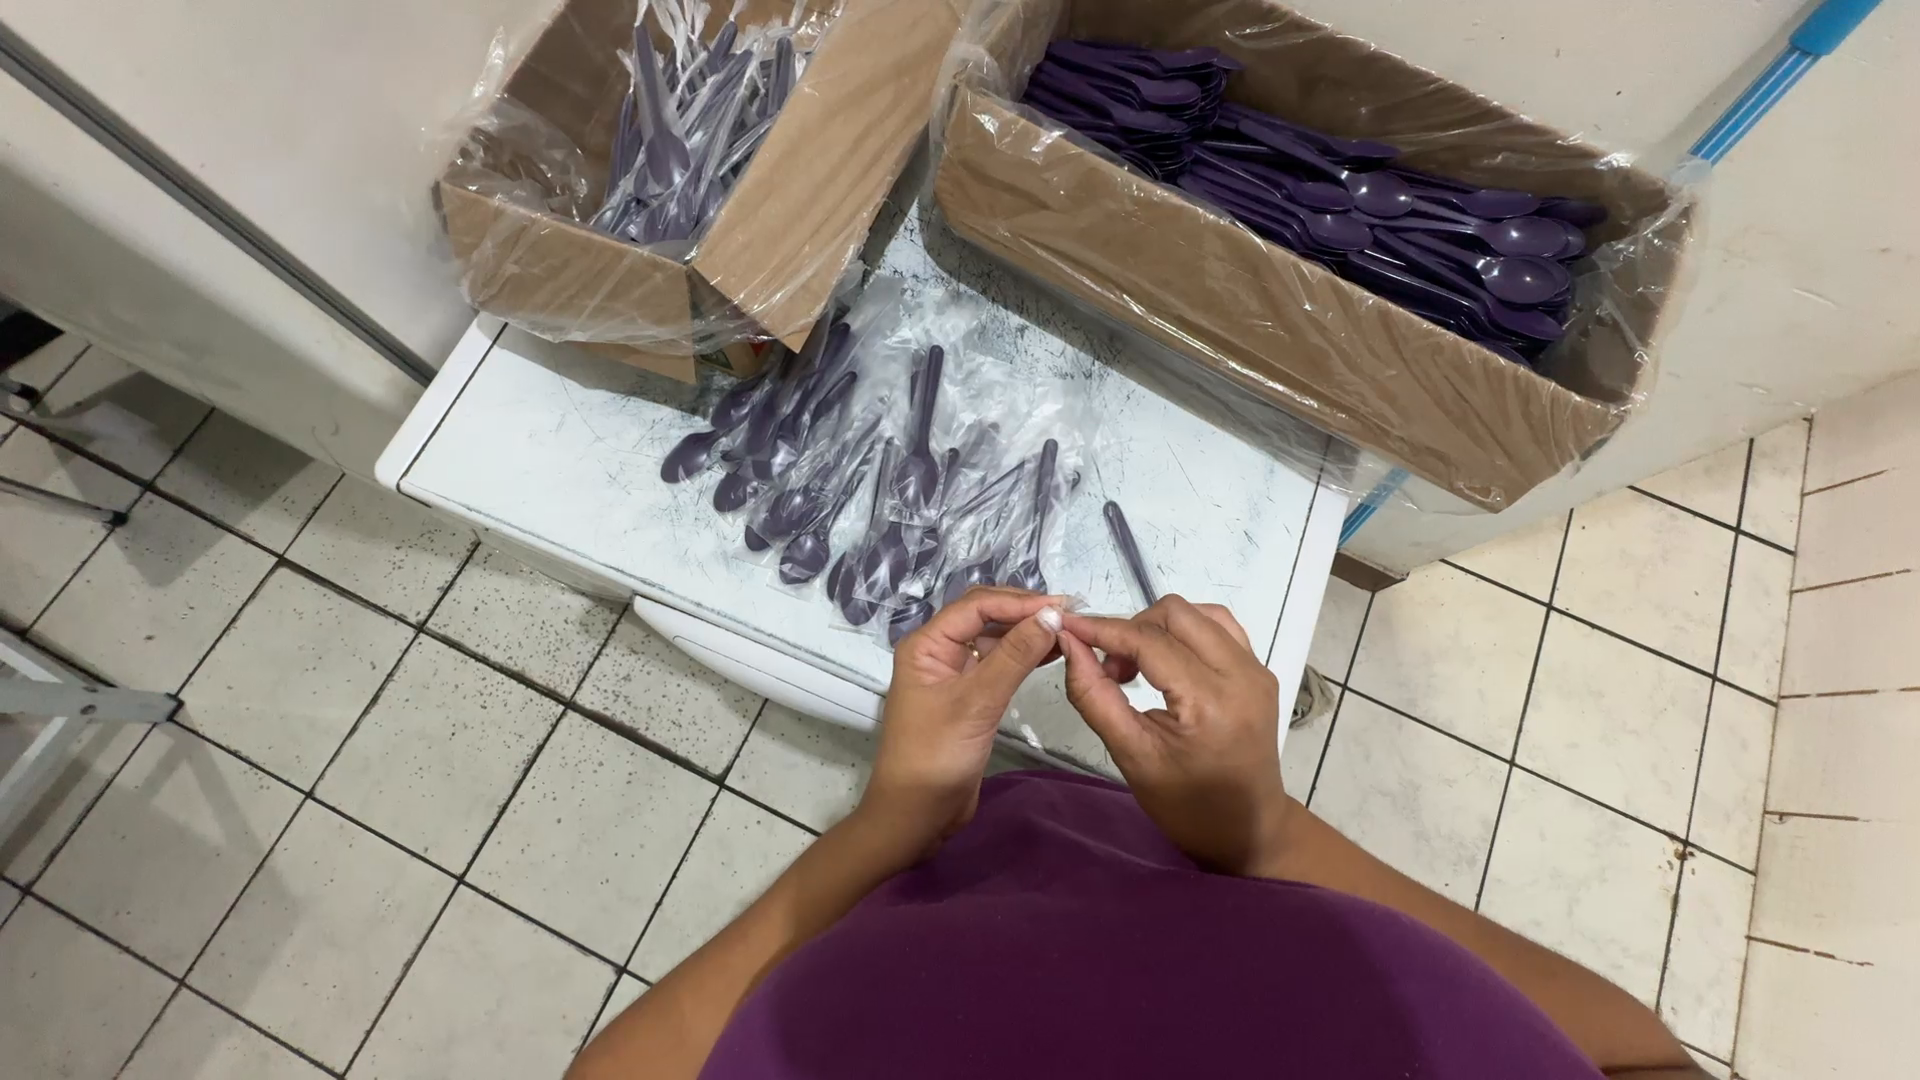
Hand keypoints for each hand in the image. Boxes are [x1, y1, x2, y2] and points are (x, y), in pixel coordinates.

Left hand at [857, 587, 1065, 856]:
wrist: (916, 816)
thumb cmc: (936, 756)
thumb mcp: (978, 703)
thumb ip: (1015, 656)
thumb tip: (1051, 616)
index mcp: (927, 644)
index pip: (977, 606)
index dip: (1020, 602)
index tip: (1062, 606)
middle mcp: (938, 651)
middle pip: (984, 615)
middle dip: (1024, 611)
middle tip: (1069, 614)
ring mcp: (953, 673)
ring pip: (993, 638)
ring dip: (1026, 633)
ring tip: (1066, 631)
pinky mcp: (968, 696)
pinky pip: (997, 663)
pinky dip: (1022, 657)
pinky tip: (1050, 655)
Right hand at [1057, 596, 1291, 875]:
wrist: (1246, 830)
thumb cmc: (1185, 804)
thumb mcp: (1130, 756)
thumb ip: (1094, 696)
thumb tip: (1068, 644)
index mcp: (1210, 703)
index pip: (1148, 642)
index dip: (1103, 630)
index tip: (1066, 628)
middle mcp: (1242, 675)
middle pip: (1174, 614)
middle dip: (1131, 629)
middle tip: (1112, 670)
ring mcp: (1256, 669)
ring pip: (1197, 612)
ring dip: (1157, 627)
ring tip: (1138, 666)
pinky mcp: (1259, 670)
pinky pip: (1218, 625)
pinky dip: (1184, 631)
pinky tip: (1167, 661)